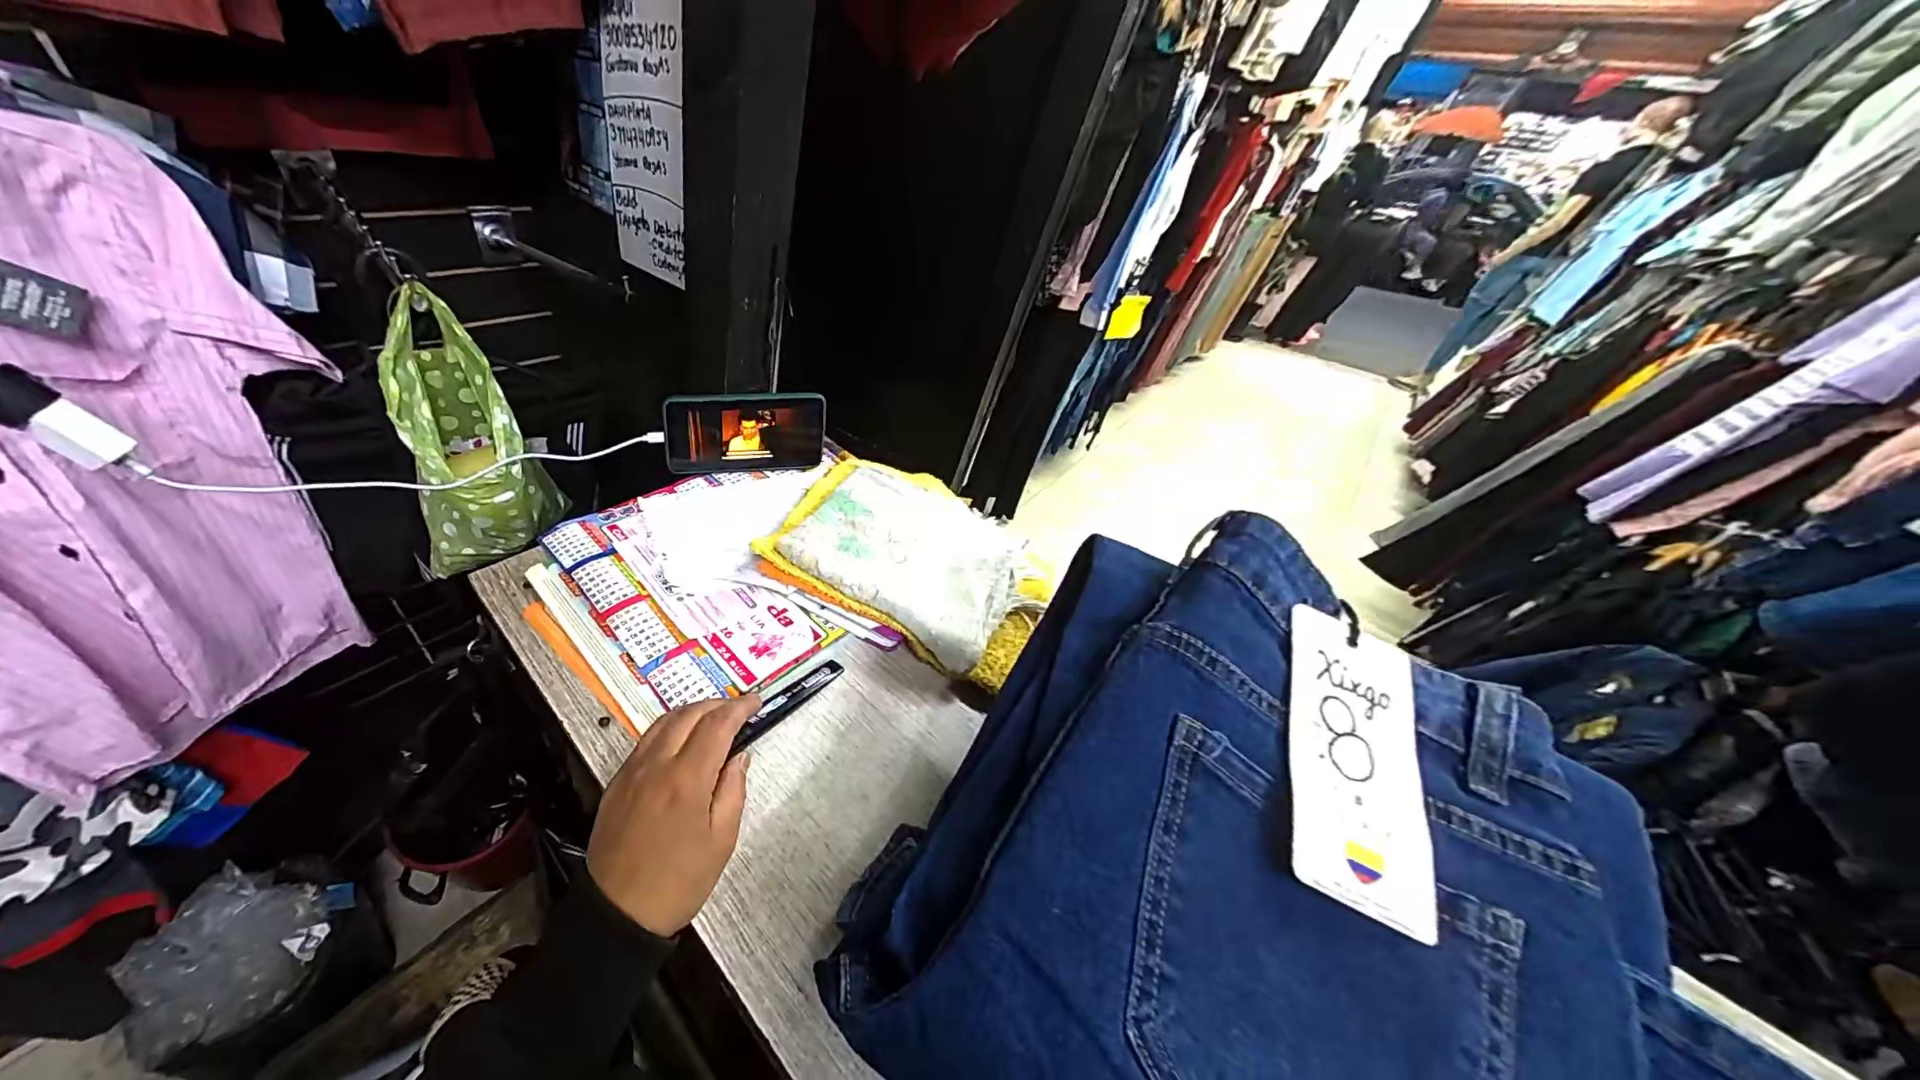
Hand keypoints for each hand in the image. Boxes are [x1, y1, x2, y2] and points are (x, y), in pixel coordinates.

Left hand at [587, 694, 757, 935]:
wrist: (618, 913)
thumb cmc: (678, 881)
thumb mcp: (722, 839)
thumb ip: (733, 789)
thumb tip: (739, 757)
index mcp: (687, 779)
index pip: (717, 724)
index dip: (740, 707)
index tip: (755, 703)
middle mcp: (656, 767)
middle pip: (688, 714)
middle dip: (718, 704)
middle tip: (738, 709)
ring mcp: (631, 772)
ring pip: (663, 722)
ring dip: (692, 712)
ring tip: (713, 718)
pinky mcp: (616, 783)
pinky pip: (646, 740)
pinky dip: (670, 728)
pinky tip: (682, 740)